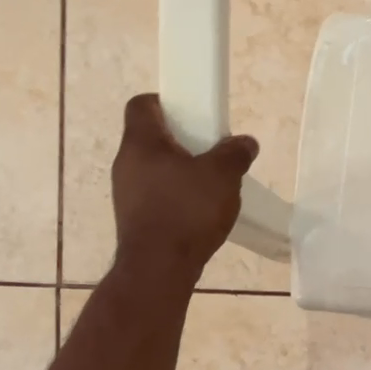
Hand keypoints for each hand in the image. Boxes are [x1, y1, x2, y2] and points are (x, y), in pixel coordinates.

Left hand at [110, 93, 258, 282]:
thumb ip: (235, 154)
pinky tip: (200, 211)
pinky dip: (176, 196)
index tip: (193, 111)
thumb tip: (245, 142)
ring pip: (154, 168)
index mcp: (141, 143)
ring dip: (181, 171)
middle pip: (152, 138)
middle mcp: (125, 163)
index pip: (142, 104)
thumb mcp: (222, 176)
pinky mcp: (134, 218)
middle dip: (183, 140)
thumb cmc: (187, 211)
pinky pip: (157, 195)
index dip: (166, 101)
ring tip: (211, 185)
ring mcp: (126, 193)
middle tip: (212, 150)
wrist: (160, 268)